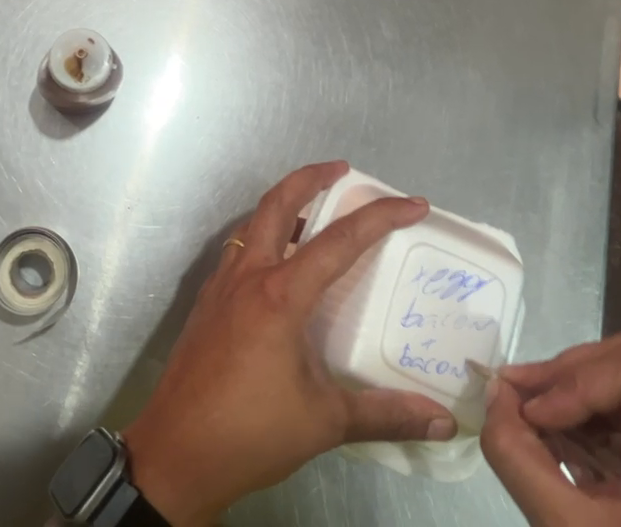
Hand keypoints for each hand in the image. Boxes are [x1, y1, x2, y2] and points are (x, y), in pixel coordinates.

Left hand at [122, 161, 454, 526]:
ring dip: (281, 207)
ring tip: (313, 214)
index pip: (338, 240)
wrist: (177, 450)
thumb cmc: (251, 431)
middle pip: (276, 204)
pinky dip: (261, 239)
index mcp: (280, 295)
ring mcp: (221, 286)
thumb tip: (443, 420)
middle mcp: (247, 276)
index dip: (379, 217)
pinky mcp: (207, 303)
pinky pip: (237, 252)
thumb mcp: (325, 422)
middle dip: (309, 177)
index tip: (412, 204)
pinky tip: (277, 265)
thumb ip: (385, 414)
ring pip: (251, 225)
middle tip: (341, 170)